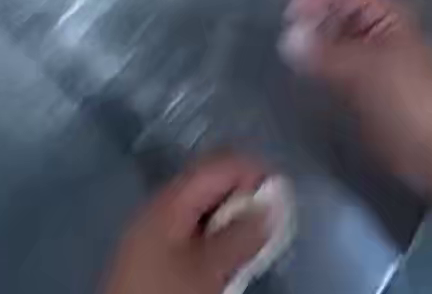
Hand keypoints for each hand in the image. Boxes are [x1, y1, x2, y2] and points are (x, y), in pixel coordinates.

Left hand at [100, 155, 272, 293]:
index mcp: (170, 199)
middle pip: (212, 181)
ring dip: (231, 217)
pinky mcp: (151, 256)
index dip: (254, 171)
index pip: (221, 162)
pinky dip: (215, 234)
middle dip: (243, 195)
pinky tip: (225, 255)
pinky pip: (192, 228)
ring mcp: (152, 231)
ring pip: (203, 206)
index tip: (280, 194)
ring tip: (252, 240)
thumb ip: (243, 232)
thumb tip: (275, 203)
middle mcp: (159, 205)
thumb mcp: (209, 268)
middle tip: (269, 219)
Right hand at [280, 0, 431, 194]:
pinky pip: (337, 62)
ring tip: (291, 58)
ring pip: (336, 36)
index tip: (288, 17)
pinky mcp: (366, 82)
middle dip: (313, 18)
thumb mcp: (365, 72)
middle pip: (339, 9)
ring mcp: (373, 55)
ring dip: (315, 42)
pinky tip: (306, 76)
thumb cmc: (407, 101)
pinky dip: (320, 63)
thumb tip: (288, 36)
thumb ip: (325, 53)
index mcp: (387, 13)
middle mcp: (379, 27)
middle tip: (287, 41)